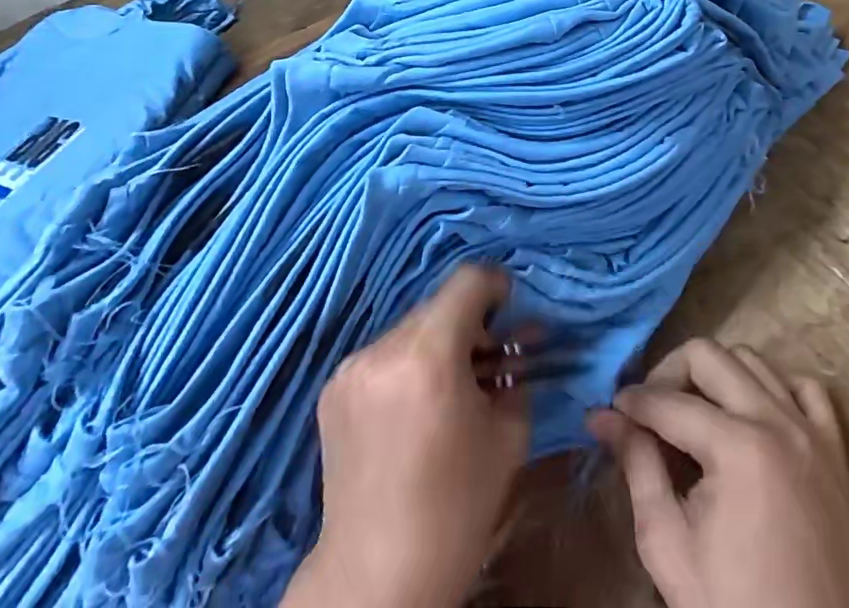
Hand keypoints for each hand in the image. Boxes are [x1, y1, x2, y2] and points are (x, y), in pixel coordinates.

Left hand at [281, 264, 529, 607]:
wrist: (381, 567)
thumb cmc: (457, 506)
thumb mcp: (507, 436)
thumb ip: (514, 376)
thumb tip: (517, 346)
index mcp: (428, 357)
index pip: (465, 282)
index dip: (494, 286)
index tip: (509, 307)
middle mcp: (381, 349)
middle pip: (435, 308)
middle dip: (467, 325)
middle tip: (490, 358)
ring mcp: (350, 367)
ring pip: (406, 332)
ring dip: (434, 347)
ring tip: (449, 388)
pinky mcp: (331, 388)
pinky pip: (379, 358)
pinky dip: (403, 367)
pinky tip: (412, 408)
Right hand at [587, 339, 848, 607]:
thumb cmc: (730, 604)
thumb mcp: (666, 539)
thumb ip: (636, 463)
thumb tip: (599, 416)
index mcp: (737, 447)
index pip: (665, 400)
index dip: (628, 403)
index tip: (608, 414)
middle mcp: (779, 423)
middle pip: (707, 356)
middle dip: (666, 374)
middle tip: (647, 412)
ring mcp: (814, 435)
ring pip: (753, 360)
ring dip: (714, 377)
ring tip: (692, 415)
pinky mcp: (837, 454)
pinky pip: (805, 389)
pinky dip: (773, 389)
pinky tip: (750, 418)